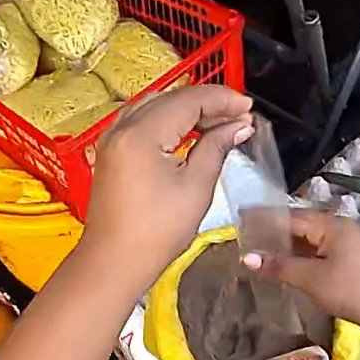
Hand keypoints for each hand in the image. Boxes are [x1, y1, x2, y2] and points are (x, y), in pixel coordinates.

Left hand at [82, 85, 253, 280]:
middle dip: (207, 103)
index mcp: (142, 134)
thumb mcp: (196, 187)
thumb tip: (237, 126)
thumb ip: (217, 147)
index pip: (189, 100)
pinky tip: (189, 133)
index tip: (247, 107)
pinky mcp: (112, 152)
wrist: (115, 261)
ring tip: (219, 123)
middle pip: (171, 98)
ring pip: (156, 106)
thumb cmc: (156, 232)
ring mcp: (113, 139)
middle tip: (238, 116)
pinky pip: (143, 122)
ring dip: (188, 110)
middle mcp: (122, 128)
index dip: (222, 100)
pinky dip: (169, 121)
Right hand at [242, 209, 359, 334]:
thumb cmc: (355, 291)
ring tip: (266, 255)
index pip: (290, 216)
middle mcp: (343, 230)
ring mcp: (353, 246)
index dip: (264, 218)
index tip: (241, 219)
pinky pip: (324, 254)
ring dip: (291, 247)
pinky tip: (295, 270)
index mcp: (332, 226)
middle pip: (303, 226)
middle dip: (276, 232)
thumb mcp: (313, 280)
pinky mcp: (358, 263)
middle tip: (250, 238)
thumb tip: (248, 258)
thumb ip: (280, 267)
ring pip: (314, 242)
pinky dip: (305, 259)